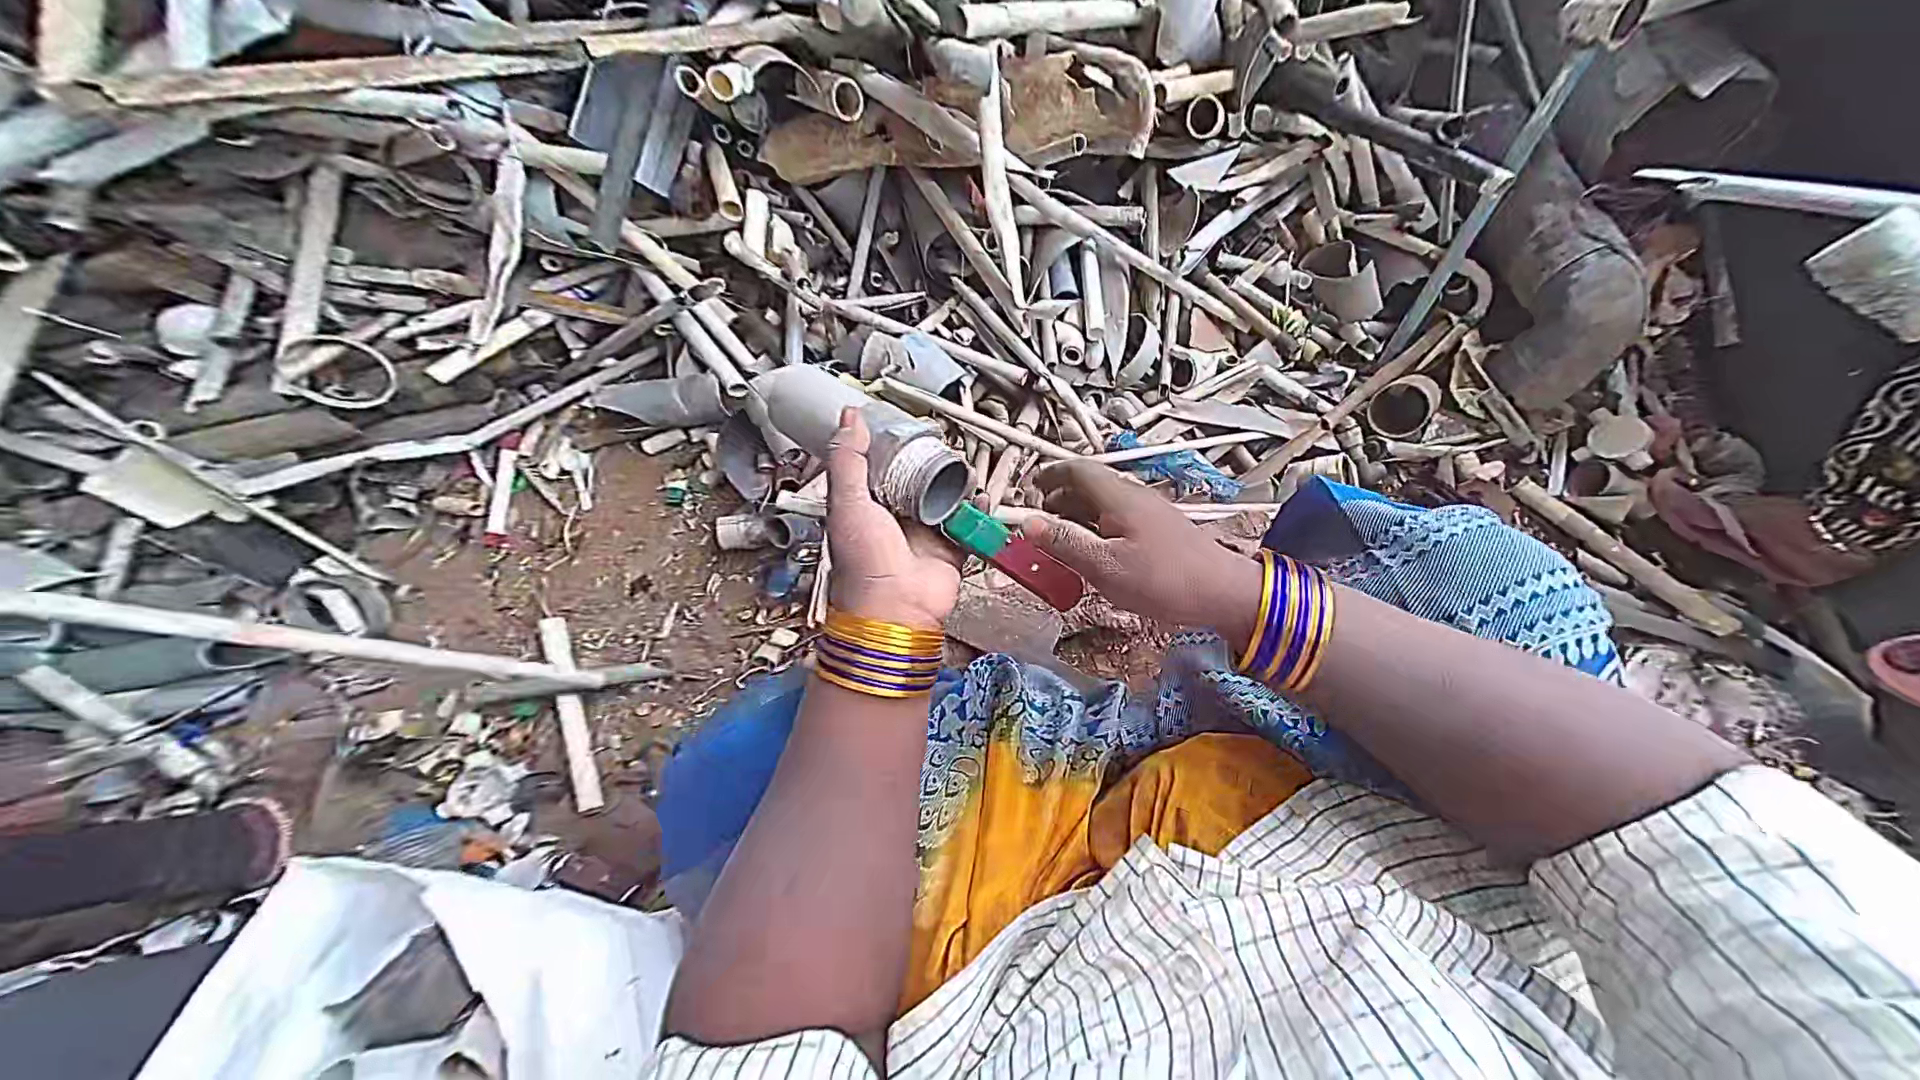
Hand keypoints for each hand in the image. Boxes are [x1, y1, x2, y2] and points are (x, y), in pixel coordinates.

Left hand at [825, 408, 961, 628]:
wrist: (895, 607)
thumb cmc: (863, 564)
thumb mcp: (847, 502)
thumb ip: (848, 460)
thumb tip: (849, 420)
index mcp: (868, 506)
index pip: (883, 468)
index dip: (896, 449)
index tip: (909, 431)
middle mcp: (897, 519)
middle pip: (919, 481)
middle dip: (933, 466)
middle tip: (943, 450)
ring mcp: (924, 534)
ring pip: (946, 499)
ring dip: (957, 485)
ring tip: (964, 470)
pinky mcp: (949, 549)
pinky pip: (967, 524)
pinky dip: (977, 510)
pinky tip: (980, 497)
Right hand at [1022, 460, 1260, 640]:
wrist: (1224, 592)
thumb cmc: (1165, 580)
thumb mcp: (1105, 566)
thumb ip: (1066, 543)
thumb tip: (1029, 524)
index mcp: (1118, 498)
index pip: (1076, 470)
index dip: (1049, 476)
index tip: (1029, 489)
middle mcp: (1133, 497)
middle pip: (1088, 485)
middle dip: (1058, 498)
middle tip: (1039, 520)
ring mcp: (1148, 511)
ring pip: (1102, 502)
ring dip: (1076, 514)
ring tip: (1060, 539)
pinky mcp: (1158, 529)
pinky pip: (1117, 518)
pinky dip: (1095, 527)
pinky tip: (1093, 551)